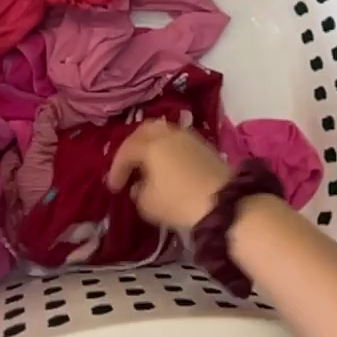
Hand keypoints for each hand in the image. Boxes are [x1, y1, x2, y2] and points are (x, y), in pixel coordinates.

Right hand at [106, 120, 233, 231]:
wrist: (223, 202)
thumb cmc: (179, 201)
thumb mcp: (148, 204)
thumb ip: (137, 193)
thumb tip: (138, 186)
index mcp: (151, 144)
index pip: (126, 150)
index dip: (116, 169)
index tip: (114, 188)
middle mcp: (168, 133)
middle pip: (144, 131)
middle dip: (132, 147)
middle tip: (128, 167)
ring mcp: (188, 136)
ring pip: (162, 133)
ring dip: (151, 147)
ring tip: (147, 167)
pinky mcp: (203, 145)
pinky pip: (176, 141)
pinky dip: (166, 150)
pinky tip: (166, 167)